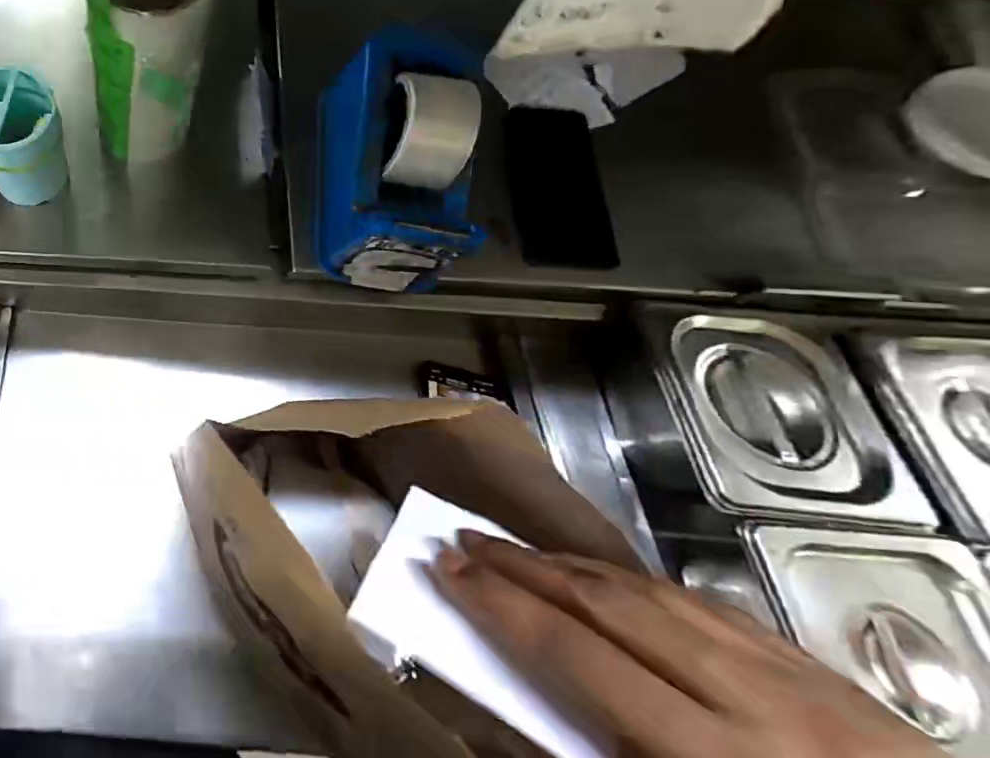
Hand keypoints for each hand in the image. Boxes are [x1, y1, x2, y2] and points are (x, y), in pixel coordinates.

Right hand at [430, 531, 940, 757]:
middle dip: (523, 567)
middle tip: (462, 540)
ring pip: (658, 594)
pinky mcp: (831, 678)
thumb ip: (582, 752)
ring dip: (572, 566)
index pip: (574, 653)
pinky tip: (611, 580)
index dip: (498, 604)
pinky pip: (712, 609)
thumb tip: (489, 711)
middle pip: (609, 605)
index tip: (444, 567)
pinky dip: (641, 585)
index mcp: (715, 757)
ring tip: (518, 551)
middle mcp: (759, 705)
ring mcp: (804, 683)